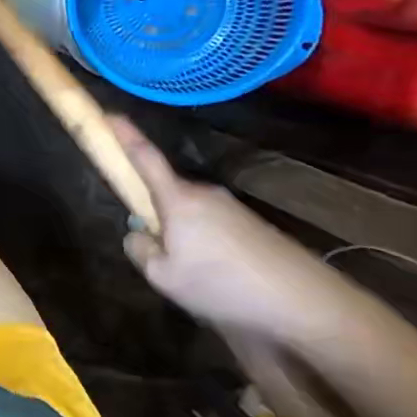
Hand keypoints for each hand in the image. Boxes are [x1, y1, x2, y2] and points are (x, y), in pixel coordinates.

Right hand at [111, 117, 367, 344]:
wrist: (306, 304)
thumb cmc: (222, 285)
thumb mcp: (162, 275)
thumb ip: (140, 248)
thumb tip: (140, 233)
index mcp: (178, 200)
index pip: (145, 157)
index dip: (124, 134)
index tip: (110, 112)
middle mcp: (205, 194)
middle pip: (166, 195)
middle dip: (155, 215)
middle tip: (159, 254)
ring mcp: (233, 208)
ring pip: (190, 216)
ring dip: (184, 237)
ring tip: (196, 277)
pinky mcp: (254, 226)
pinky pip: (214, 229)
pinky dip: (207, 248)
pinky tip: (222, 280)